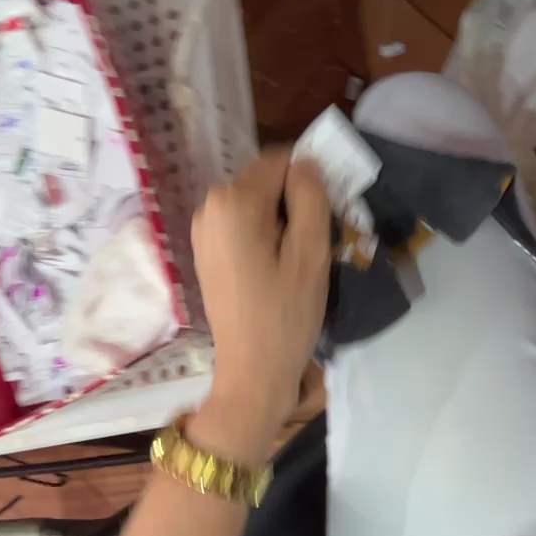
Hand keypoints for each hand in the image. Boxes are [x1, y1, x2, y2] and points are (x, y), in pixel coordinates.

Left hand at [189, 147, 329, 457]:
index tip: (331, 217)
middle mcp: (210, 207)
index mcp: (234, 201)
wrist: (252, 373)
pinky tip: (278, 275)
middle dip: (294, 204)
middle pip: (265, 184)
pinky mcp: (207, 256)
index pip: (281, 161)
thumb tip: (308, 164)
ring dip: (282, 225)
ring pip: (255, 208)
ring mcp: (203, 233)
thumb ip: (311, 199)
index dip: (311, 182)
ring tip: (300, 265)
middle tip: (319, 247)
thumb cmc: (286, 317)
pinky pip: (242, 231)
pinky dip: (265, 241)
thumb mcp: (311, 256)